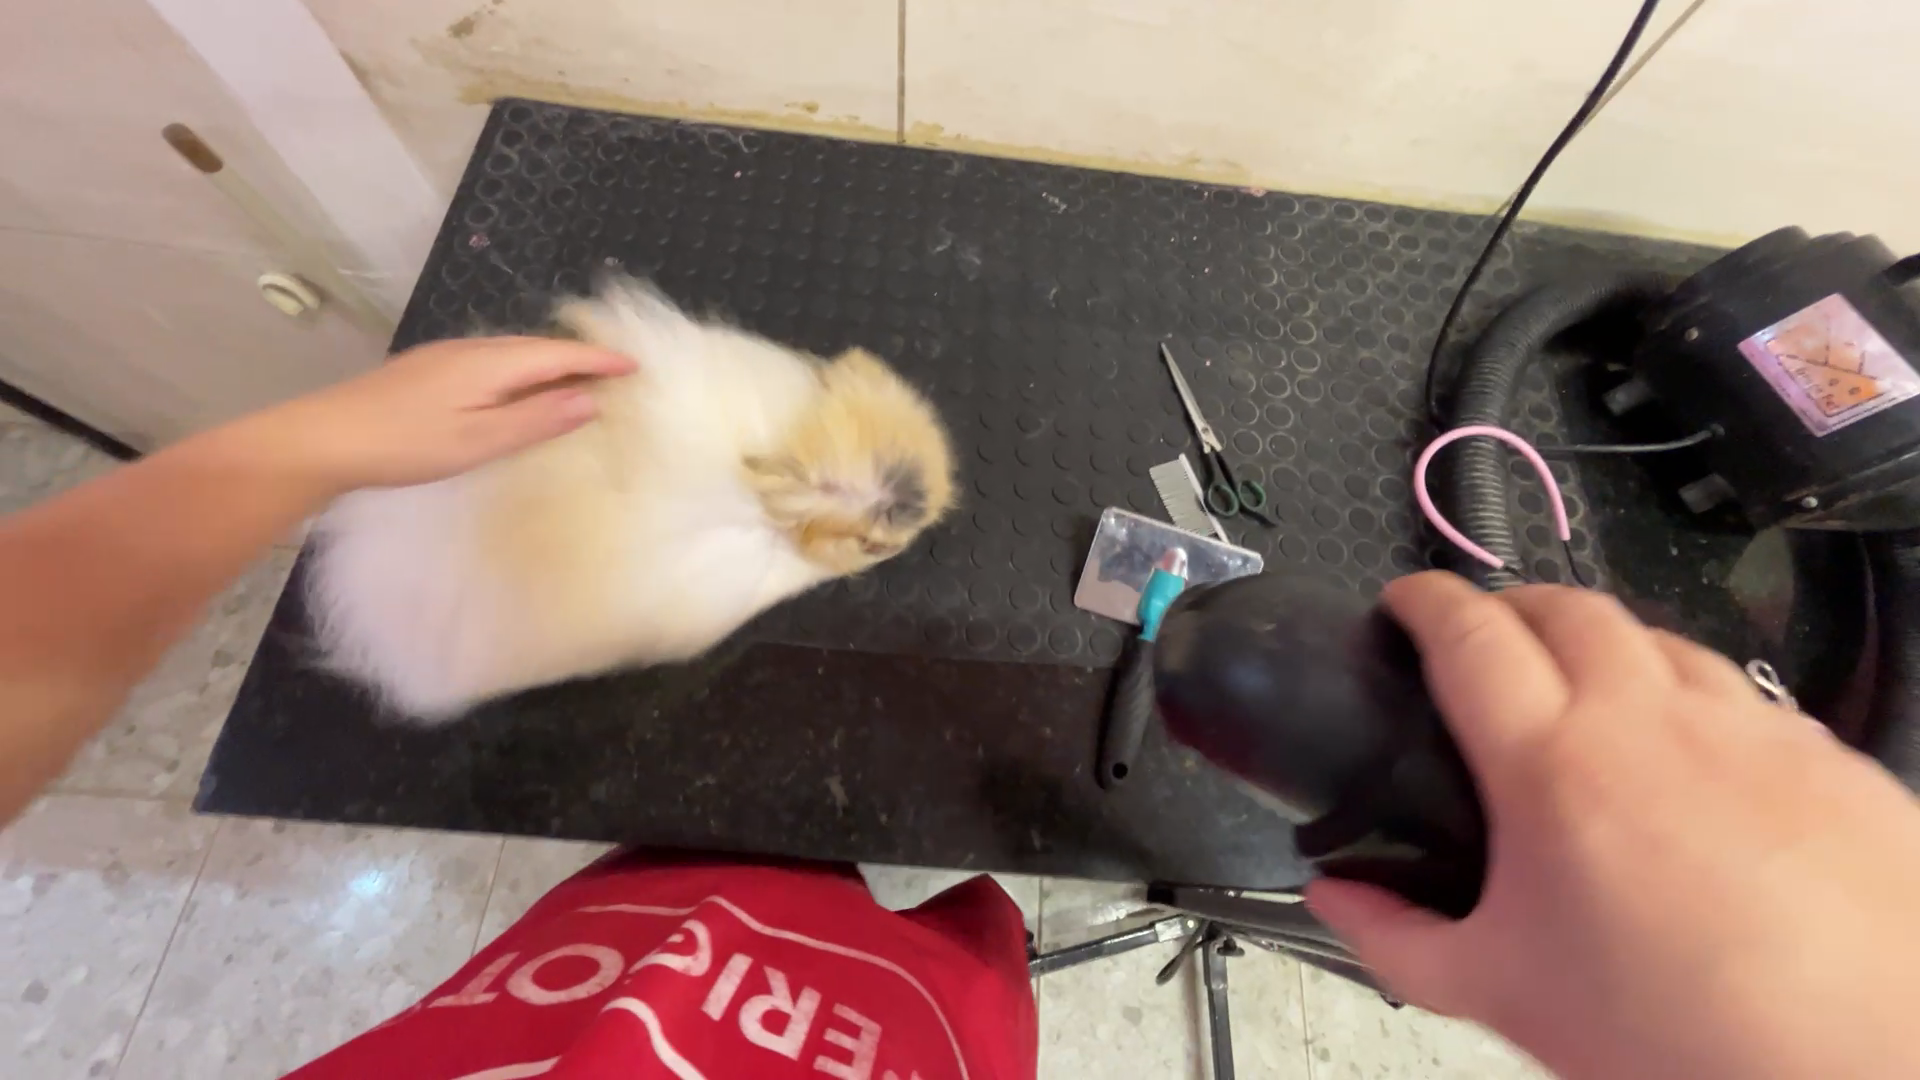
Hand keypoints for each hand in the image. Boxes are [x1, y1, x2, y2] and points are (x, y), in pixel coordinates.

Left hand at [248, 336, 634, 492]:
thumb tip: (591, 401)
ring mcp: (447, 359)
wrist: (319, 440)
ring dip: (554, 364)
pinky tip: (528, 390)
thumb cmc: (406, 444)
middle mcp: (471, 351)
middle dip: (582, 357)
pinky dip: (528, 372)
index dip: (599, 359)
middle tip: (617, 372)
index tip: (636, 365)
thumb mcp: (481, 438)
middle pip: (538, 347)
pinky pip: (497, 363)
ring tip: (584, 381)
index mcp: (489, 363)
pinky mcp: (431, 372)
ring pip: (516, 354)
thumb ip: (538, 419)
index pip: (558, 355)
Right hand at [1307, 571, 1919, 1079]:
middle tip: (1474, 638)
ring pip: (1655, 635)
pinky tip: (1687, 753)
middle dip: (1503, 602)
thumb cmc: (1675, 1035)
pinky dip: (1687, 694)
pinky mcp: (1843, 766)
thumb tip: (1324, 895)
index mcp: (1549, 760)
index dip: (1423, 598)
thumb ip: (1391, 936)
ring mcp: (1754, 734)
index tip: (1399, 601)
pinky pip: (1743, 695)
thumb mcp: (1500, 992)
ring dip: (1596, 640)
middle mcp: (1648, 721)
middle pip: (1563, 607)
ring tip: (1576, 684)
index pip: (1468, 633)